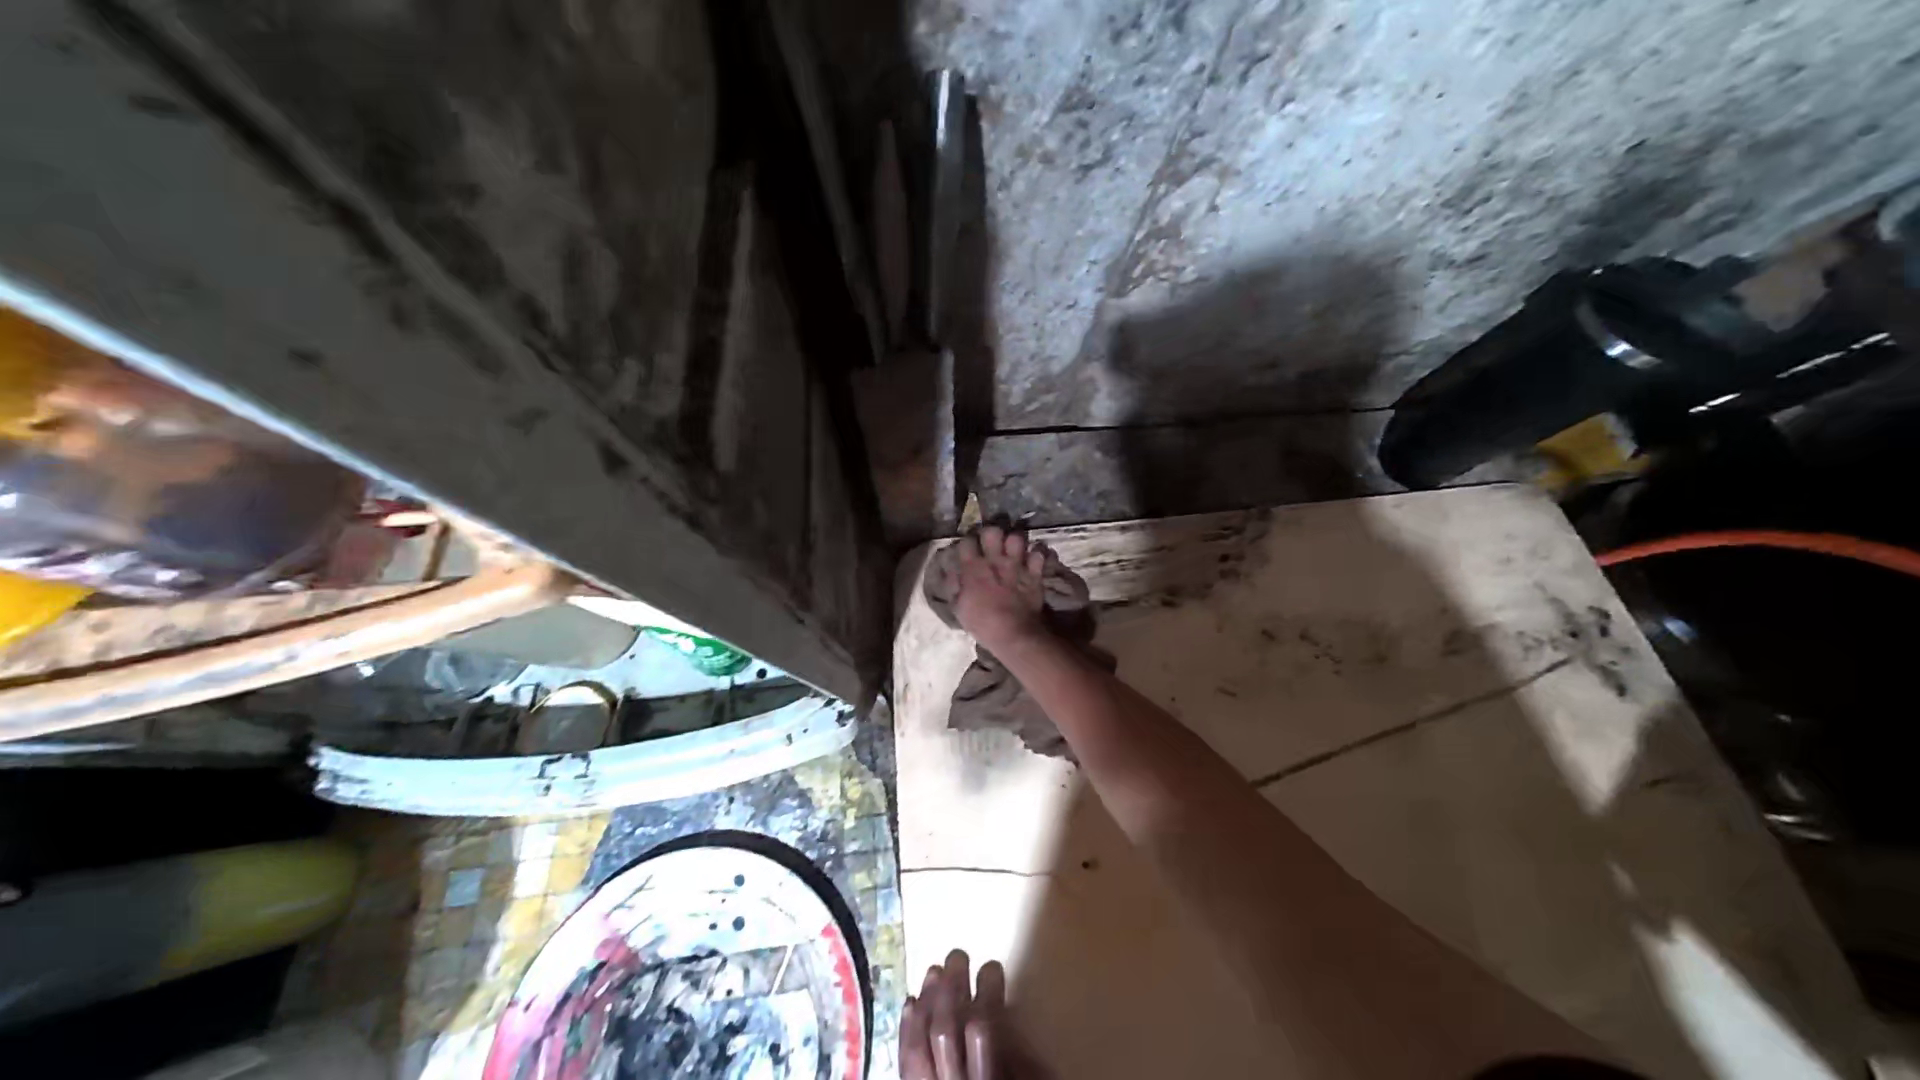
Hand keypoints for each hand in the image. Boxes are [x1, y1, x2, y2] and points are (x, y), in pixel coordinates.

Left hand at [902, 950, 1008, 1079]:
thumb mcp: (1024, 1077)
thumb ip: (1018, 1054)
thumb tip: (1005, 1009)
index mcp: (989, 1079)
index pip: (983, 1027)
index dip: (986, 990)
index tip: (991, 965)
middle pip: (946, 1028)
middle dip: (950, 986)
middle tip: (958, 955)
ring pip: (921, 1041)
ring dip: (927, 999)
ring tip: (934, 969)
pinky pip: (905, 1061)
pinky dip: (907, 1027)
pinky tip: (911, 1002)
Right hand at [944, 526, 1048, 651]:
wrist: (1014, 633)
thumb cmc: (982, 623)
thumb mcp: (958, 608)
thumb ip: (953, 585)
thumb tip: (951, 571)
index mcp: (973, 568)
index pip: (967, 541)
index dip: (967, 544)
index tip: (969, 551)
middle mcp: (995, 560)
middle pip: (993, 531)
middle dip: (991, 535)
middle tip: (991, 545)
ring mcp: (1017, 565)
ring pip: (1017, 537)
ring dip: (1014, 543)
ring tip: (1012, 551)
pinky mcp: (1035, 573)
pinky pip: (1038, 554)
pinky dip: (1035, 556)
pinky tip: (1031, 561)